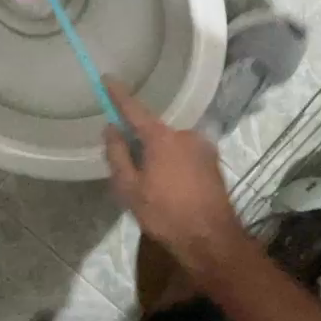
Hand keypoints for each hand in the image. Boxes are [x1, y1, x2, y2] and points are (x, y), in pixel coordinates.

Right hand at [103, 79, 248, 274]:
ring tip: (151, 183)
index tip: (107, 78)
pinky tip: (170, 186)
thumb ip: (117, 155)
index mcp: (162, 137)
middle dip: (140, 140)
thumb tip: (111, 128)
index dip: (118, 94)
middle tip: (128, 163)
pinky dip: (174, 163)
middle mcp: (185, 135)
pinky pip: (185, 154)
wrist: (213, 242)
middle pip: (154, 130)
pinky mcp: (213, 164)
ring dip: (159, 154)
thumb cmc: (166, 214)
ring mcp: (203, 148)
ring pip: (170, 144)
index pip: (134, 109)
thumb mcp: (130, 188)